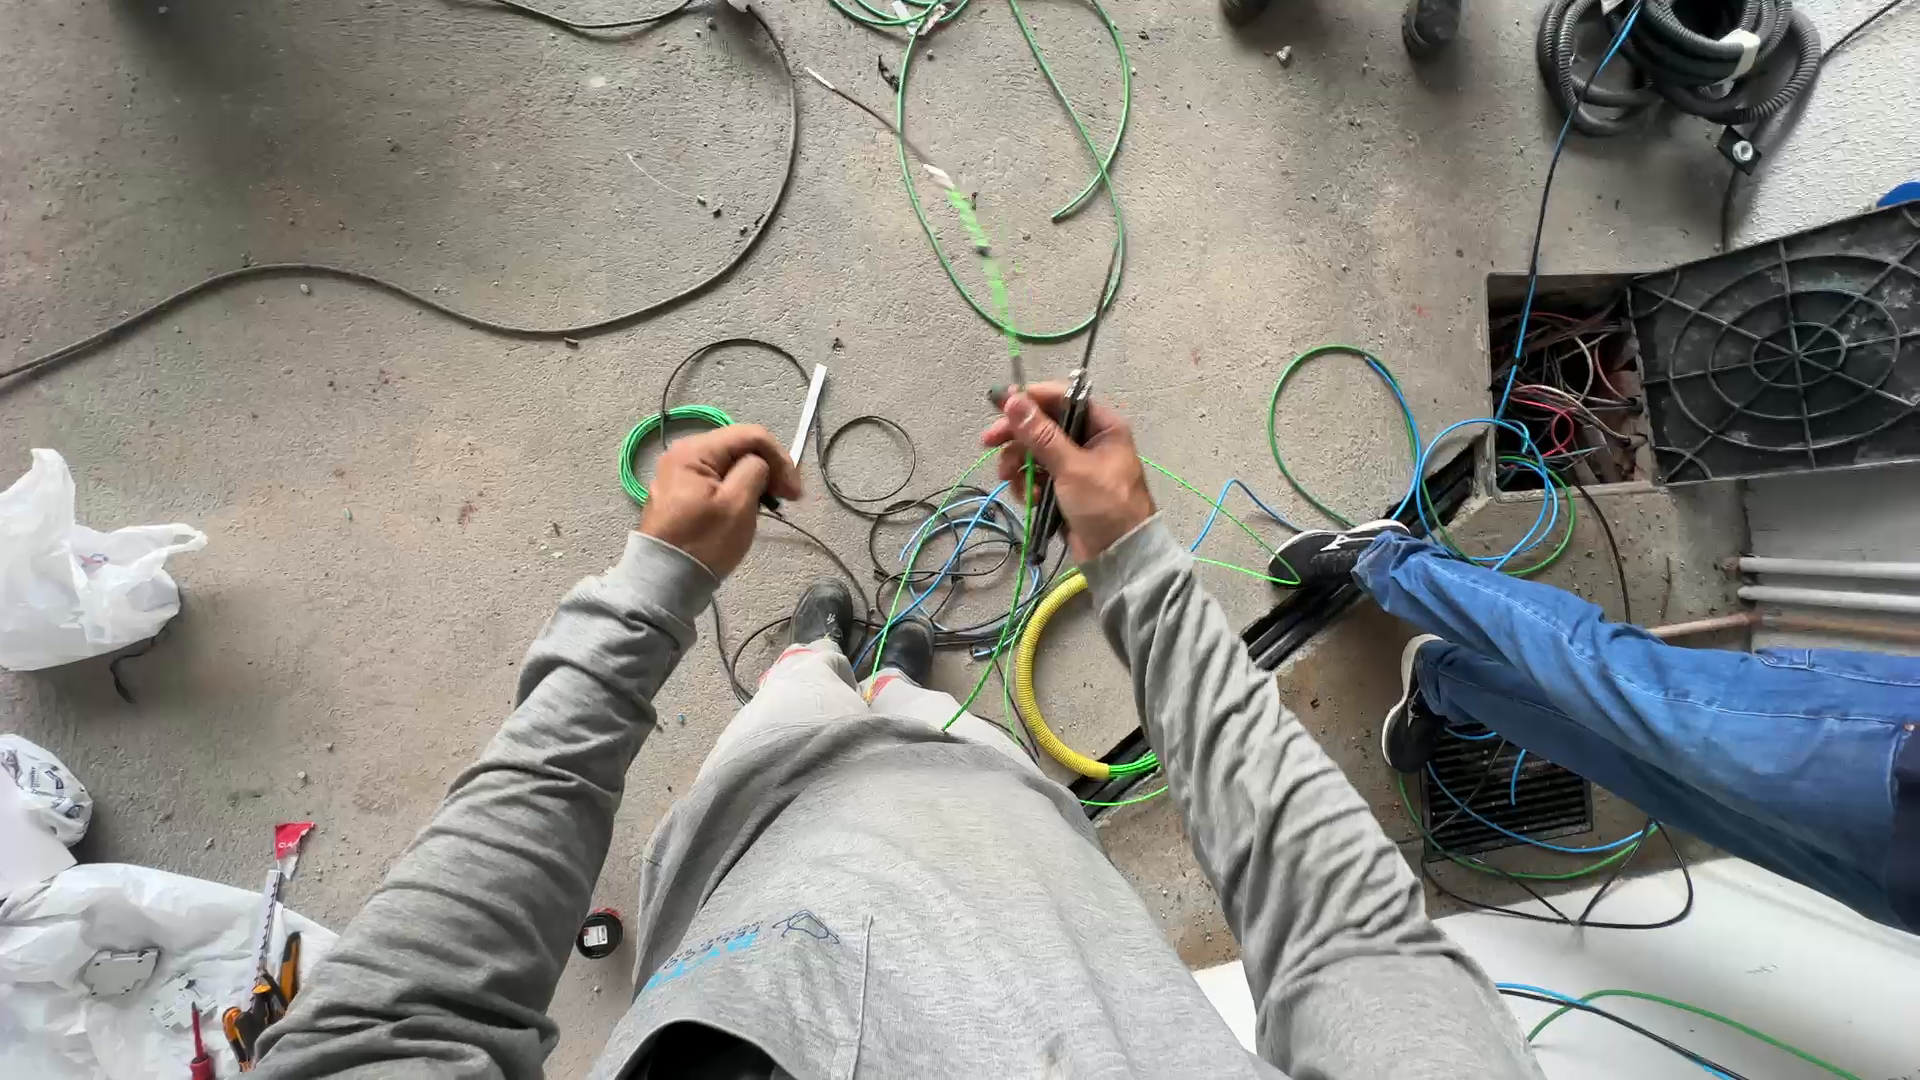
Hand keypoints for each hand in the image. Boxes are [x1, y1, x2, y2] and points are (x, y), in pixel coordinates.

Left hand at [637, 425, 801, 578]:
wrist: (666, 580)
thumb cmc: (704, 542)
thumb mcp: (738, 504)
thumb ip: (756, 470)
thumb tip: (760, 464)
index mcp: (696, 450)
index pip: (752, 435)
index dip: (780, 458)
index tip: (793, 493)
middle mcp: (684, 453)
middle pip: (741, 447)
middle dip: (770, 468)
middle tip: (786, 499)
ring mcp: (681, 473)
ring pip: (732, 464)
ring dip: (757, 480)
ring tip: (769, 506)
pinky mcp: (683, 492)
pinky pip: (719, 479)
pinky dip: (739, 489)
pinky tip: (748, 508)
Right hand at [980, 383, 1154, 562]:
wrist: (1118, 556)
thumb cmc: (1104, 505)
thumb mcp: (1071, 467)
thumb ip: (1041, 434)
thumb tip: (1014, 400)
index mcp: (1101, 426)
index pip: (1061, 399)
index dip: (1031, 400)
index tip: (1001, 406)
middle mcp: (1088, 440)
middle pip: (1042, 426)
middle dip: (1016, 438)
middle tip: (988, 443)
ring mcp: (1073, 465)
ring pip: (1033, 453)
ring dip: (1019, 467)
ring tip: (1015, 485)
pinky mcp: (1062, 488)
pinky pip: (1036, 476)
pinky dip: (1028, 487)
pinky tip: (1032, 501)